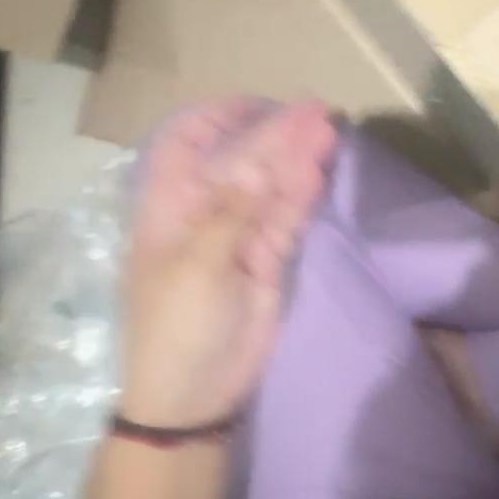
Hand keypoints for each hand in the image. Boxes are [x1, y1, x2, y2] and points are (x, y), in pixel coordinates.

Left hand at [120, 100, 335, 429]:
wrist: (193, 394)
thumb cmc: (175, 327)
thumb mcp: (196, 266)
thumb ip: (232, 212)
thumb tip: (260, 162)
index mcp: (169, 208)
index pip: (186, 146)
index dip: (215, 119)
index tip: (255, 103)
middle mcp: (204, 214)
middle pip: (243, 163)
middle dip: (275, 135)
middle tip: (318, 112)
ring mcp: (239, 238)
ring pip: (271, 189)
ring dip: (297, 160)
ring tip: (329, 129)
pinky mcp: (268, 263)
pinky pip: (287, 221)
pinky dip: (302, 196)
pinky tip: (319, 170)